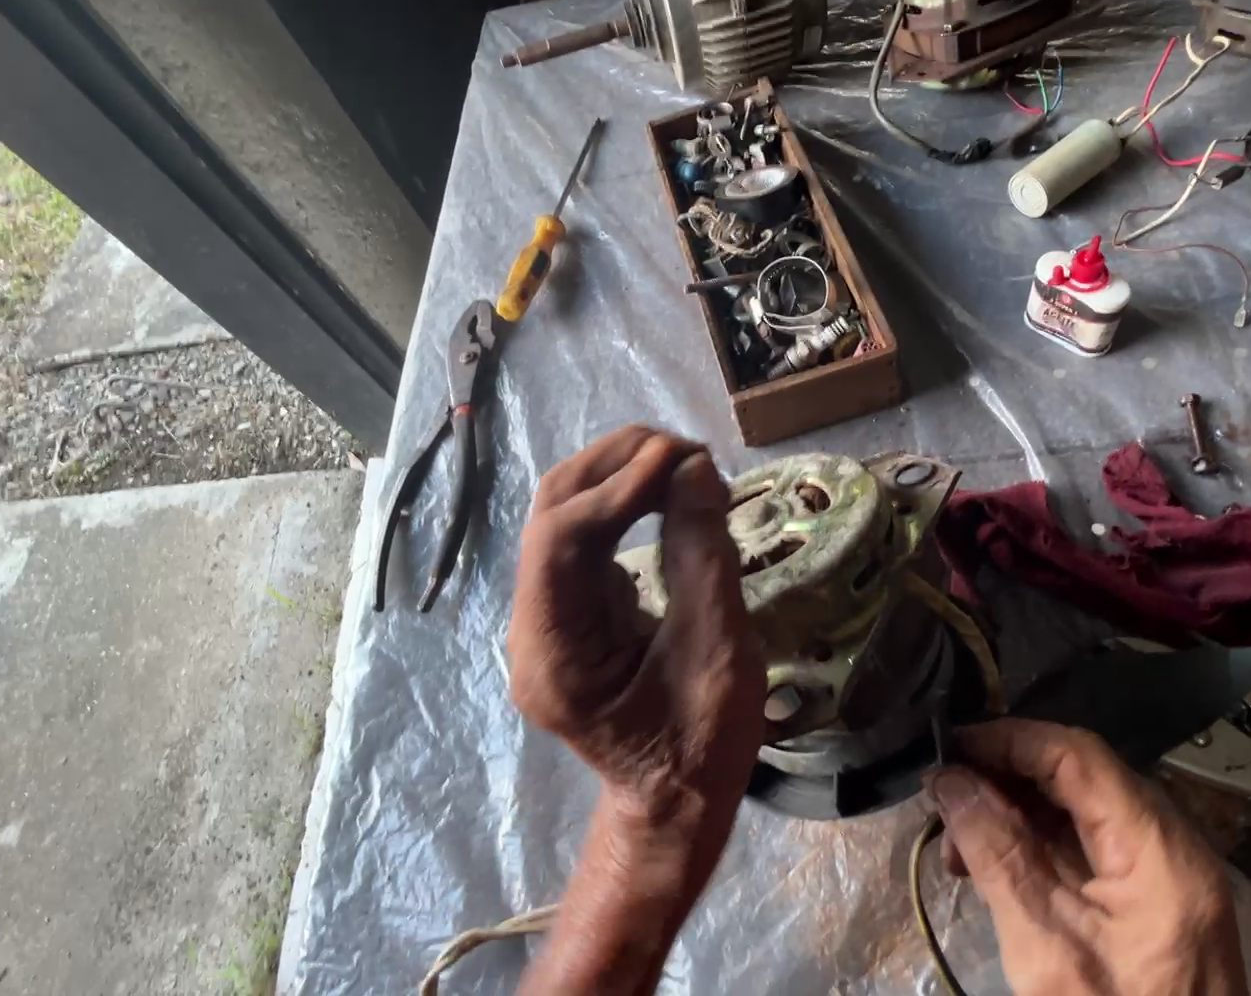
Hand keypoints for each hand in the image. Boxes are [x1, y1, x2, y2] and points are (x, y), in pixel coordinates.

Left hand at [508, 425, 762, 827]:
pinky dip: (623, 500)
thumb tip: (693, 470)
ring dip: (617, 474)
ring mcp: (545, 616)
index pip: (559, 542)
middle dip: (613, 465)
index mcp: (553, 656)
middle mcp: (531, 628)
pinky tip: (664, 490)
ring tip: (680, 458)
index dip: (616, 488)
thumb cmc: (701, 748)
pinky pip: (583, 536)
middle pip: (550, 514)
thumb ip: (703, 561)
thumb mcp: (719, 656)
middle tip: (685, 448)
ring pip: (562, 515)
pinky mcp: (569, 608)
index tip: (680, 458)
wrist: (675, 802)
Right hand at [926, 720, 1247, 995]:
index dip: (1008, 739)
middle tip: (943, 794)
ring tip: (956, 842)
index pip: (1077, 756)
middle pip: (1076, 773)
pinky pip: (1081, 838)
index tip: (950, 748)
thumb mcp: (1045, 952)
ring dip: (1009, 808)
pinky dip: (1030, 839)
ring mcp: (1162, 868)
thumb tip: (950, 780)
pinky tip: (986, 862)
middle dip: (1001, 775)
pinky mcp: (1147, 891)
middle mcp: (1170, 844)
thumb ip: (997, 855)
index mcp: (1159, 853)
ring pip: (1073, 802)